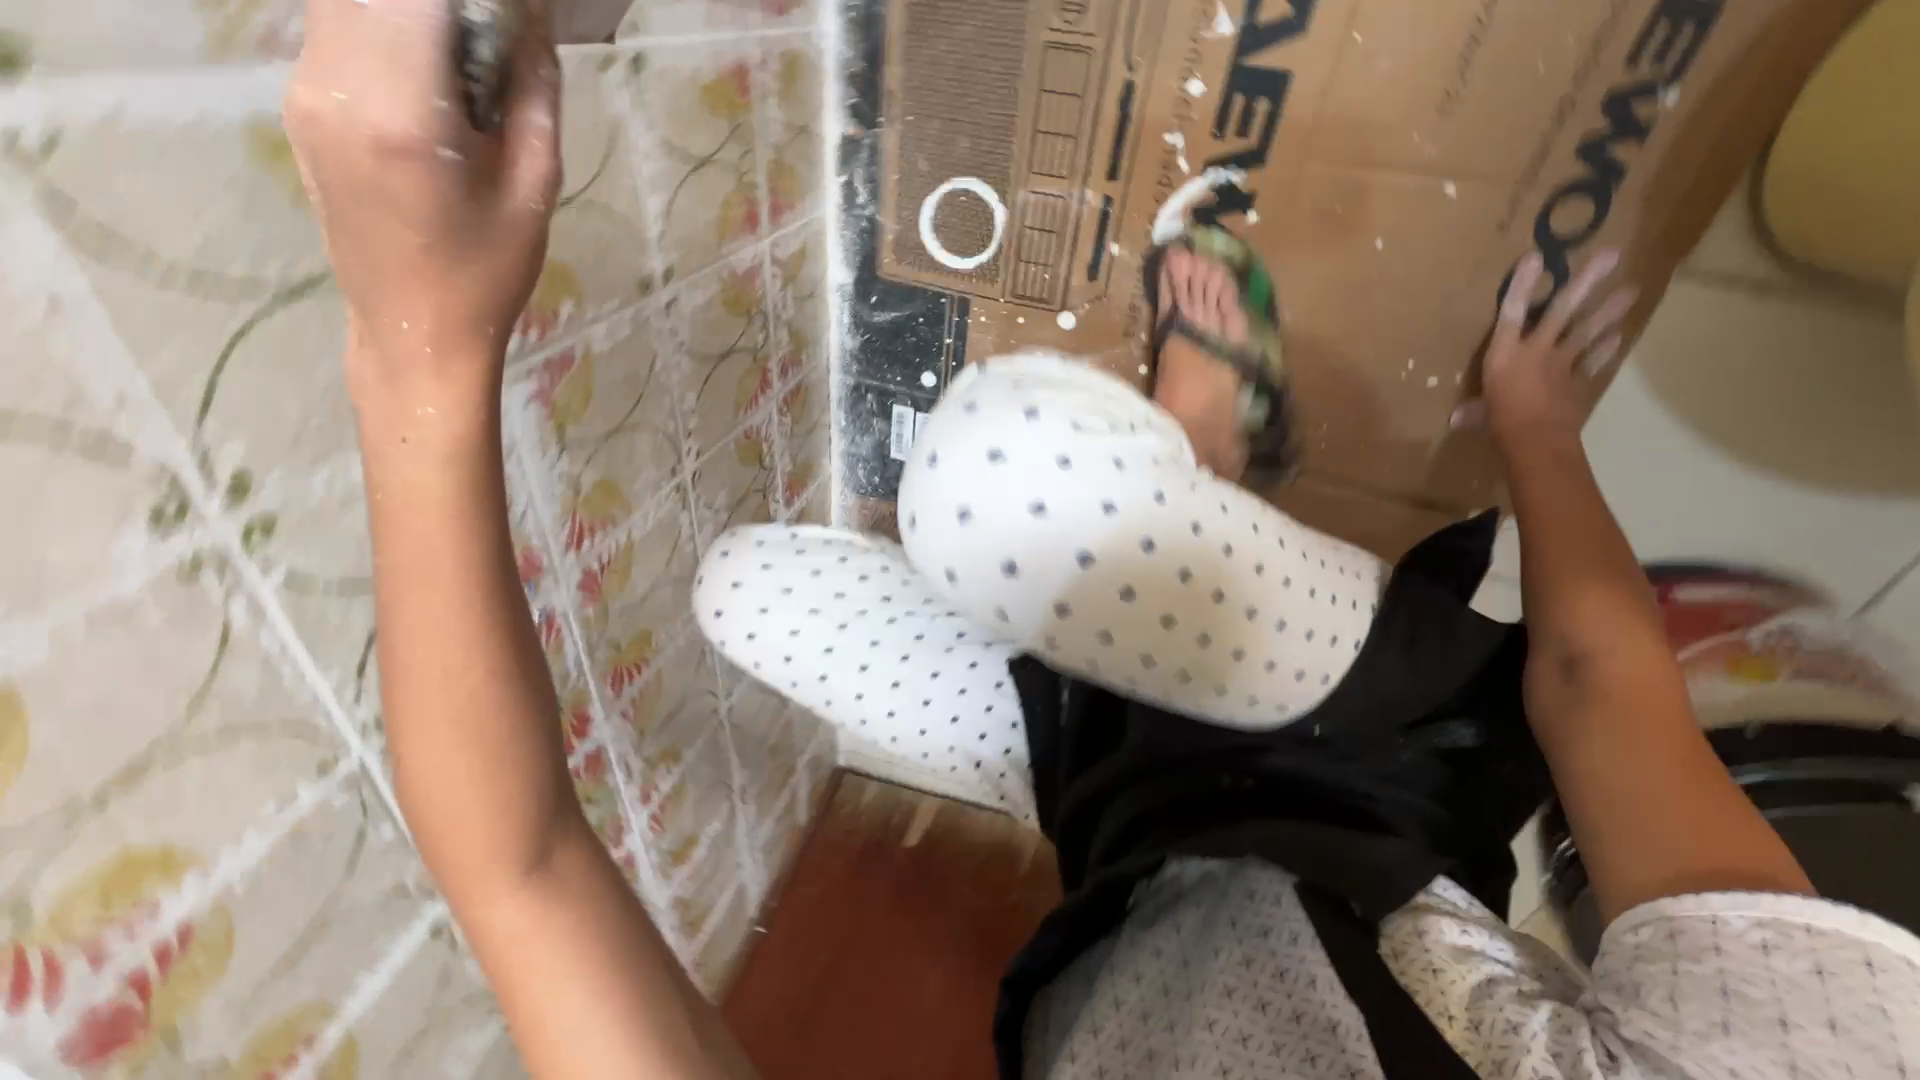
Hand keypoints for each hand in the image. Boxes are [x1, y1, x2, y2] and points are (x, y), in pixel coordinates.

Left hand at [285, 0, 561, 405]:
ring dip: (409, 17)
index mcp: (404, 111)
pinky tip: (428, 79)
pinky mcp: (298, 109)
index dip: (476, 3)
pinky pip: (335, 35)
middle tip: (490, 47)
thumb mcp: (535, 189)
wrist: (415, 331)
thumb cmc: (488, 272)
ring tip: (464, 66)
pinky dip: (383, 32)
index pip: (425, 0)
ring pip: (349, 5)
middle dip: (443, 10)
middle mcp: (337, 87)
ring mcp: (305, 95)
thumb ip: (535, 96)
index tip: (508, 21)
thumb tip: (534, 24)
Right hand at [1455, 248, 1635, 453]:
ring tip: (1631, 289)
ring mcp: (1562, 363)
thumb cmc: (1499, 422)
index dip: (1522, 285)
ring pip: (1588, 330)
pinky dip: (1607, 348)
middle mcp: (1536, 350)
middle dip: (1586, 282)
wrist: (1537, 439)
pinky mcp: (1580, 379)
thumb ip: (1474, 409)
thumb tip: (1458, 418)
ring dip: (1609, 310)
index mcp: (1504, 354)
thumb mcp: (1480, 413)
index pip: (1510, 312)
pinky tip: (1620, 334)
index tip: (1535, 257)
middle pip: (1562, 310)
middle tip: (1611, 255)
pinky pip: (1594, 360)